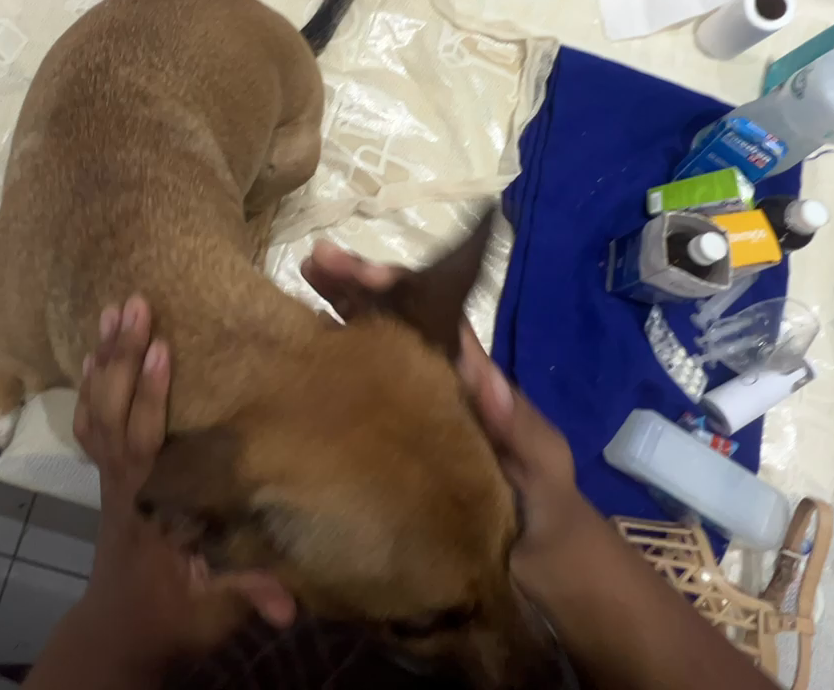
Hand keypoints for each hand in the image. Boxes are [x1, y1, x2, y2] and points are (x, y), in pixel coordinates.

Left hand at [43, 297, 289, 683]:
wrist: (119, 631)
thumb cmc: (174, 615)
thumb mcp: (212, 612)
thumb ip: (246, 596)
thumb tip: (289, 605)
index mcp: (151, 505)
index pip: (146, 441)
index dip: (151, 395)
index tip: (162, 346)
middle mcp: (123, 482)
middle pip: (114, 412)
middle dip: (124, 356)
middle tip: (134, 304)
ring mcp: (108, 477)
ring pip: (97, 410)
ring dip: (104, 358)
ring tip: (114, 309)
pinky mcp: (106, 474)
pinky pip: (89, 423)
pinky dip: (88, 385)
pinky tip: (94, 352)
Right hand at [301, 242, 609, 602]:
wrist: (531, 572)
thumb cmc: (544, 509)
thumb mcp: (542, 466)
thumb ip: (519, 425)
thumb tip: (479, 370)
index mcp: (462, 375)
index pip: (426, 316)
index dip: (396, 287)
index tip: (366, 271)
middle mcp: (425, 380)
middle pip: (386, 319)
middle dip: (354, 283)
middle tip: (317, 260)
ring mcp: (396, 410)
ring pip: (360, 345)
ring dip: (332, 308)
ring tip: (303, 276)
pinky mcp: (371, 446)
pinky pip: (342, 395)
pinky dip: (317, 365)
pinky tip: (289, 348)